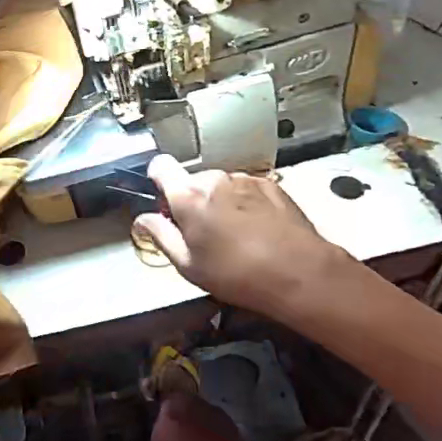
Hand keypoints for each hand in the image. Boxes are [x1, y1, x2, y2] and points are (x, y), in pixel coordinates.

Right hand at [132, 154, 351, 314]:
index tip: (165, 203)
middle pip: (193, 182)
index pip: (160, 166)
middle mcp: (215, 179)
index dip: (158, 180)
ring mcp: (245, 179)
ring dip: (220, 203)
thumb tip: (142, 219)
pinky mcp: (271, 184)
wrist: (300, 273)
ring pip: (221, 186)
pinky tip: (257, 231)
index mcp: (188, 196)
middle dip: (193, 202)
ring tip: (235, 237)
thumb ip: (161, 236)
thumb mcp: (189, 265)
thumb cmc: (237, 274)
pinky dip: (245, 204)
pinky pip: (246, 189)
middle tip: (203, 236)